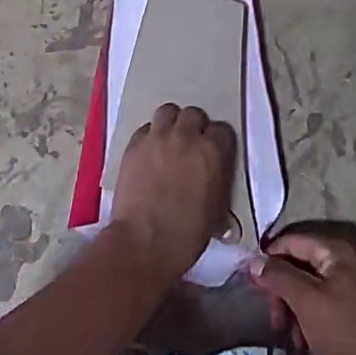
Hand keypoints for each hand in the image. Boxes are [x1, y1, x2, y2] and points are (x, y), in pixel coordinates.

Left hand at [110, 103, 235, 281]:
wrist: (145, 243)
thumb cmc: (188, 232)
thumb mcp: (219, 207)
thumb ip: (219, 183)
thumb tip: (219, 188)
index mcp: (213, 151)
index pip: (221, 129)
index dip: (217, 141)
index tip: (213, 153)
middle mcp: (187, 137)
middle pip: (194, 114)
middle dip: (194, 126)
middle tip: (190, 144)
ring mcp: (158, 139)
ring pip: (167, 111)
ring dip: (171, 123)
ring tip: (168, 140)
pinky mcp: (134, 147)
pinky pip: (144, 129)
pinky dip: (149, 136)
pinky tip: (149, 153)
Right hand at [251, 232, 355, 354]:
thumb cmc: (344, 333)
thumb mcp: (307, 301)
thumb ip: (279, 277)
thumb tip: (254, 260)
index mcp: (336, 252)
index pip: (292, 241)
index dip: (269, 257)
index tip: (250, 282)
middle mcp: (341, 263)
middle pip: (296, 265)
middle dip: (280, 291)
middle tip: (275, 318)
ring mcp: (345, 288)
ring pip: (303, 289)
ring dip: (291, 311)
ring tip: (290, 336)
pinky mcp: (345, 313)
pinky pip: (315, 307)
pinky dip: (304, 322)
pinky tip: (302, 344)